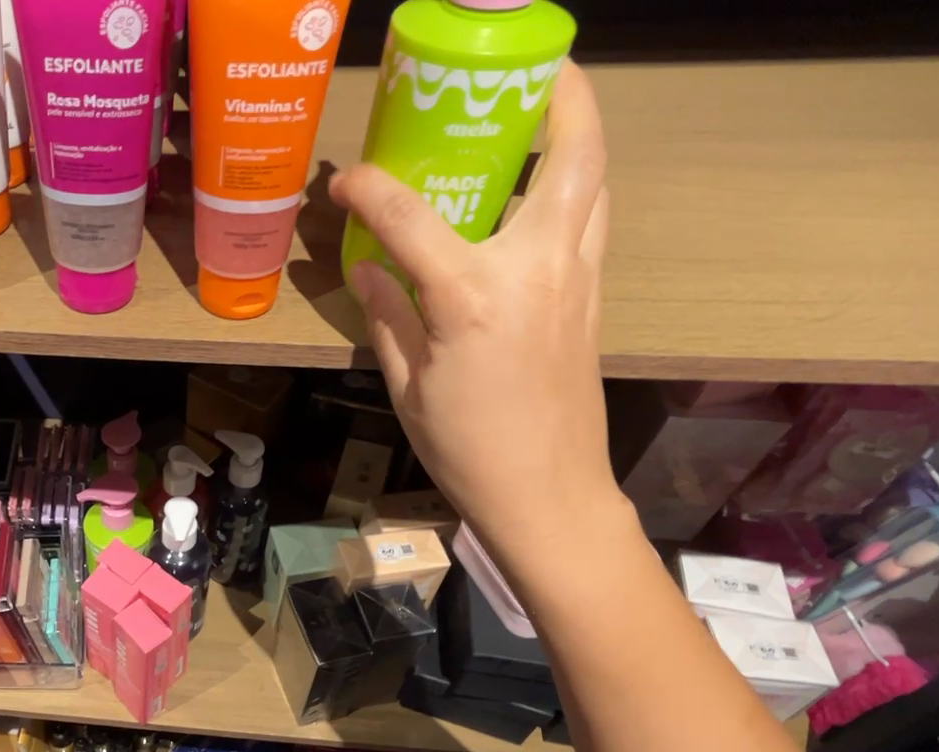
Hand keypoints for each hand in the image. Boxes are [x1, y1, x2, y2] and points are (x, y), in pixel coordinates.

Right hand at [331, 62, 620, 564]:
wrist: (547, 494)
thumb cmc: (465, 449)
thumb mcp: (406, 386)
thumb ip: (388, 316)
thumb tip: (369, 269)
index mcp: (473, 296)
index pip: (409, 217)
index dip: (368, 189)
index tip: (343, 181)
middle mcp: (538, 269)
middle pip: (573, 156)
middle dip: (562, 95)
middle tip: (528, 70)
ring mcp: (576, 280)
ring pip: (596, 182)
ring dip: (578, 135)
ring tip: (540, 118)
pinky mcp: (592, 299)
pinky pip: (589, 222)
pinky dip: (572, 189)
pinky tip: (535, 201)